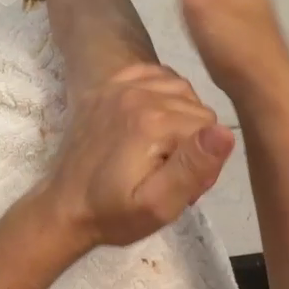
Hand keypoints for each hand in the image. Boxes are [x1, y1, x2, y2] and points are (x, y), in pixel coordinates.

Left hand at [36, 64, 235, 248]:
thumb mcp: (158, 206)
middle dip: (193, 140)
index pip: (211, 129)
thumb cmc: (112, 214)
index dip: (205, 161)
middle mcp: (136, 94)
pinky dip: (161, 92)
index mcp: (152, 122)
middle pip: (196, 108)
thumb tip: (225, 132)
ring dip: (180, 115)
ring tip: (162, 149)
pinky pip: (152, 74)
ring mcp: (116, 87)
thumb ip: (193, 168)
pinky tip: (153, 120)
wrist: (63, 208)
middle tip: (170, 173)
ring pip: (179, 89)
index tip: (185, 187)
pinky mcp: (104, 88)